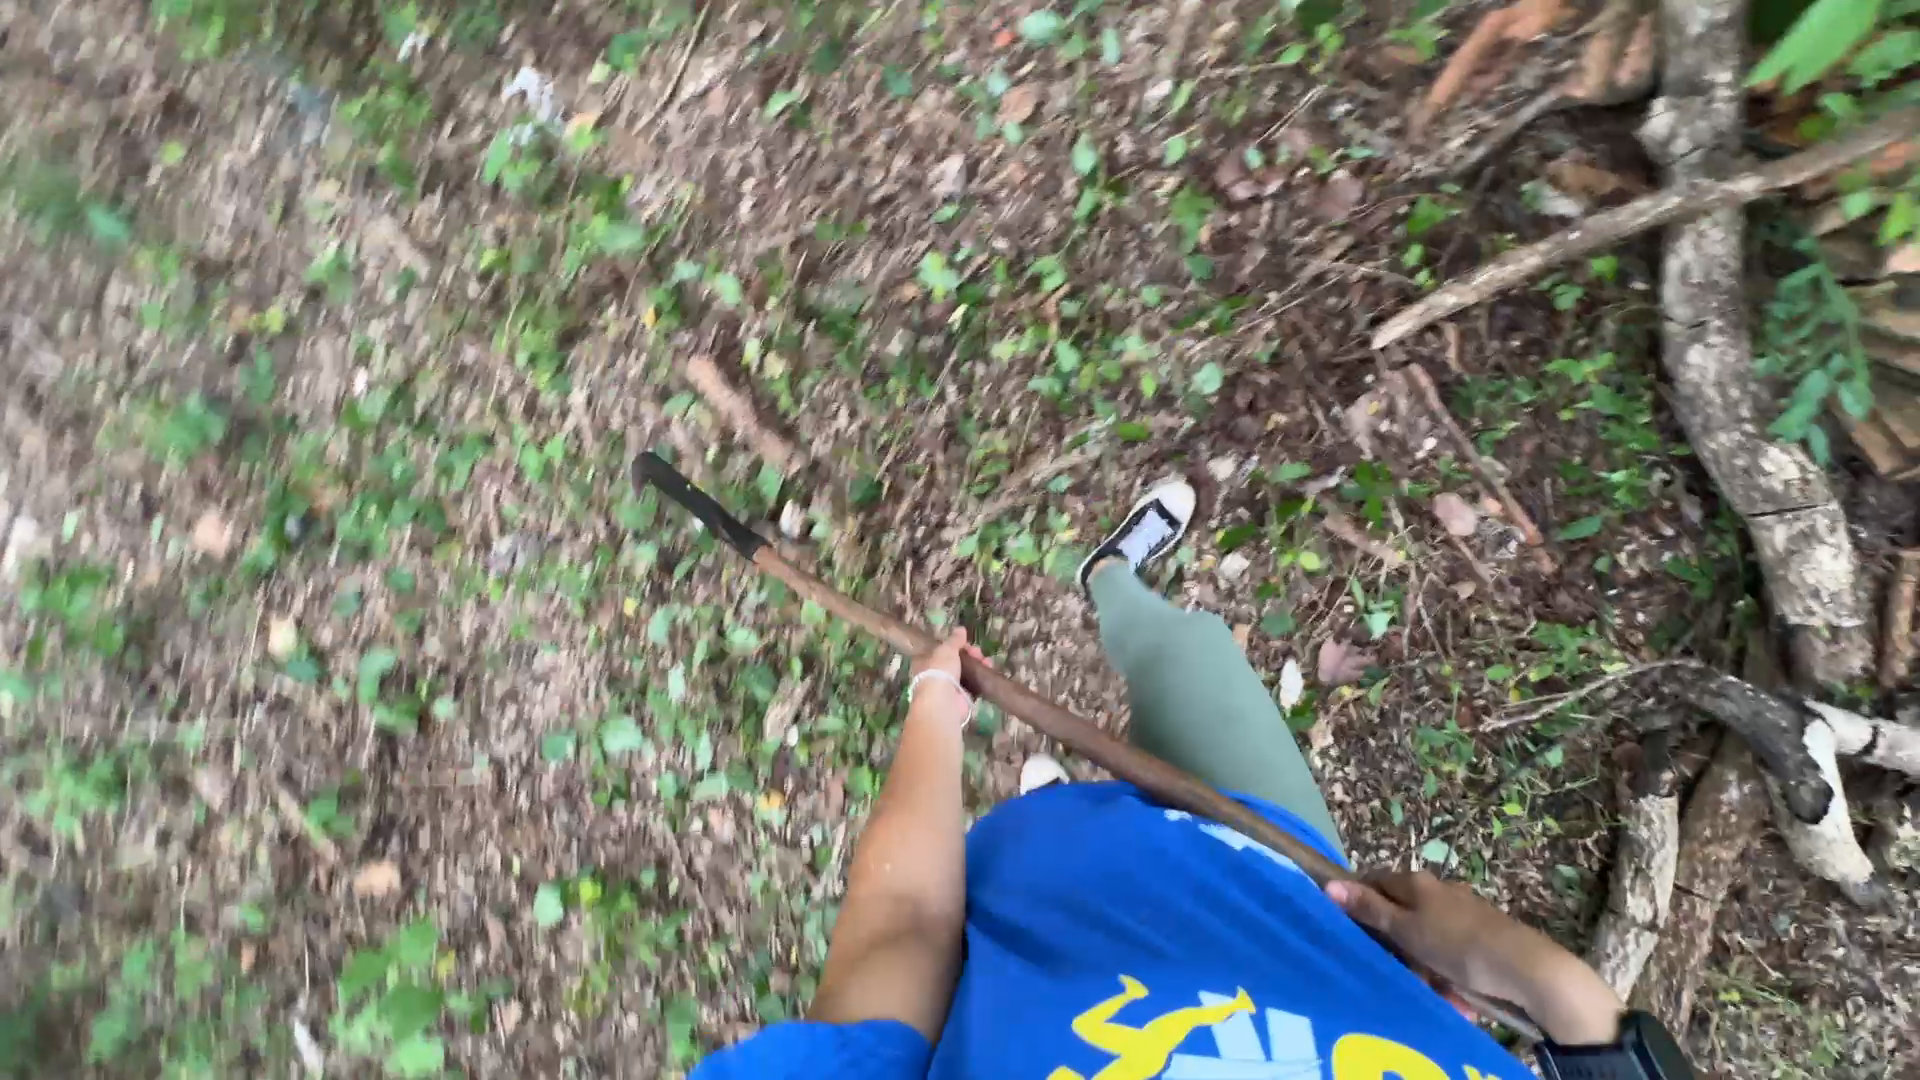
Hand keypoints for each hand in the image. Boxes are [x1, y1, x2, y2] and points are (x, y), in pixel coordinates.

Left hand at [908, 629, 986, 722]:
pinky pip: (973, 686)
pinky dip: (980, 679)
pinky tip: (988, 671)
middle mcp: (935, 675)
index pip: (941, 650)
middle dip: (969, 655)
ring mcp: (948, 688)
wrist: (943, 702)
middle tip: (978, 653)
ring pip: (965, 673)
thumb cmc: (939, 671)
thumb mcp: (946, 650)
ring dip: (977, 665)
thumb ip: (954, 640)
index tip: (966, 643)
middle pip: (955, 661)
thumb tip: (960, 629)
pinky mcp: (961, 699)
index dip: (954, 645)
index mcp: (925, 662)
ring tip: (987, 661)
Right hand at [1327, 871, 1622, 1044]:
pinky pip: (1455, 953)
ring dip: (1425, 965)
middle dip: (1397, 945)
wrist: (1532, 971)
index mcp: (1415, 882)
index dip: (1360, 904)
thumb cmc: (1459, 946)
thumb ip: (1369, 909)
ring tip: (1433, 992)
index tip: (1357, 932)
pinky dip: (1451, 973)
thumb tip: (1329, 884)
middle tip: (1398, 970)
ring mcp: (1464, 912)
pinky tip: (1458, 997)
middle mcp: (1438, 890)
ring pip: (1428, 937)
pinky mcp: (1487, 936)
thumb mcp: (1407, 931)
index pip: (1373, 882)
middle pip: (1402, 913)